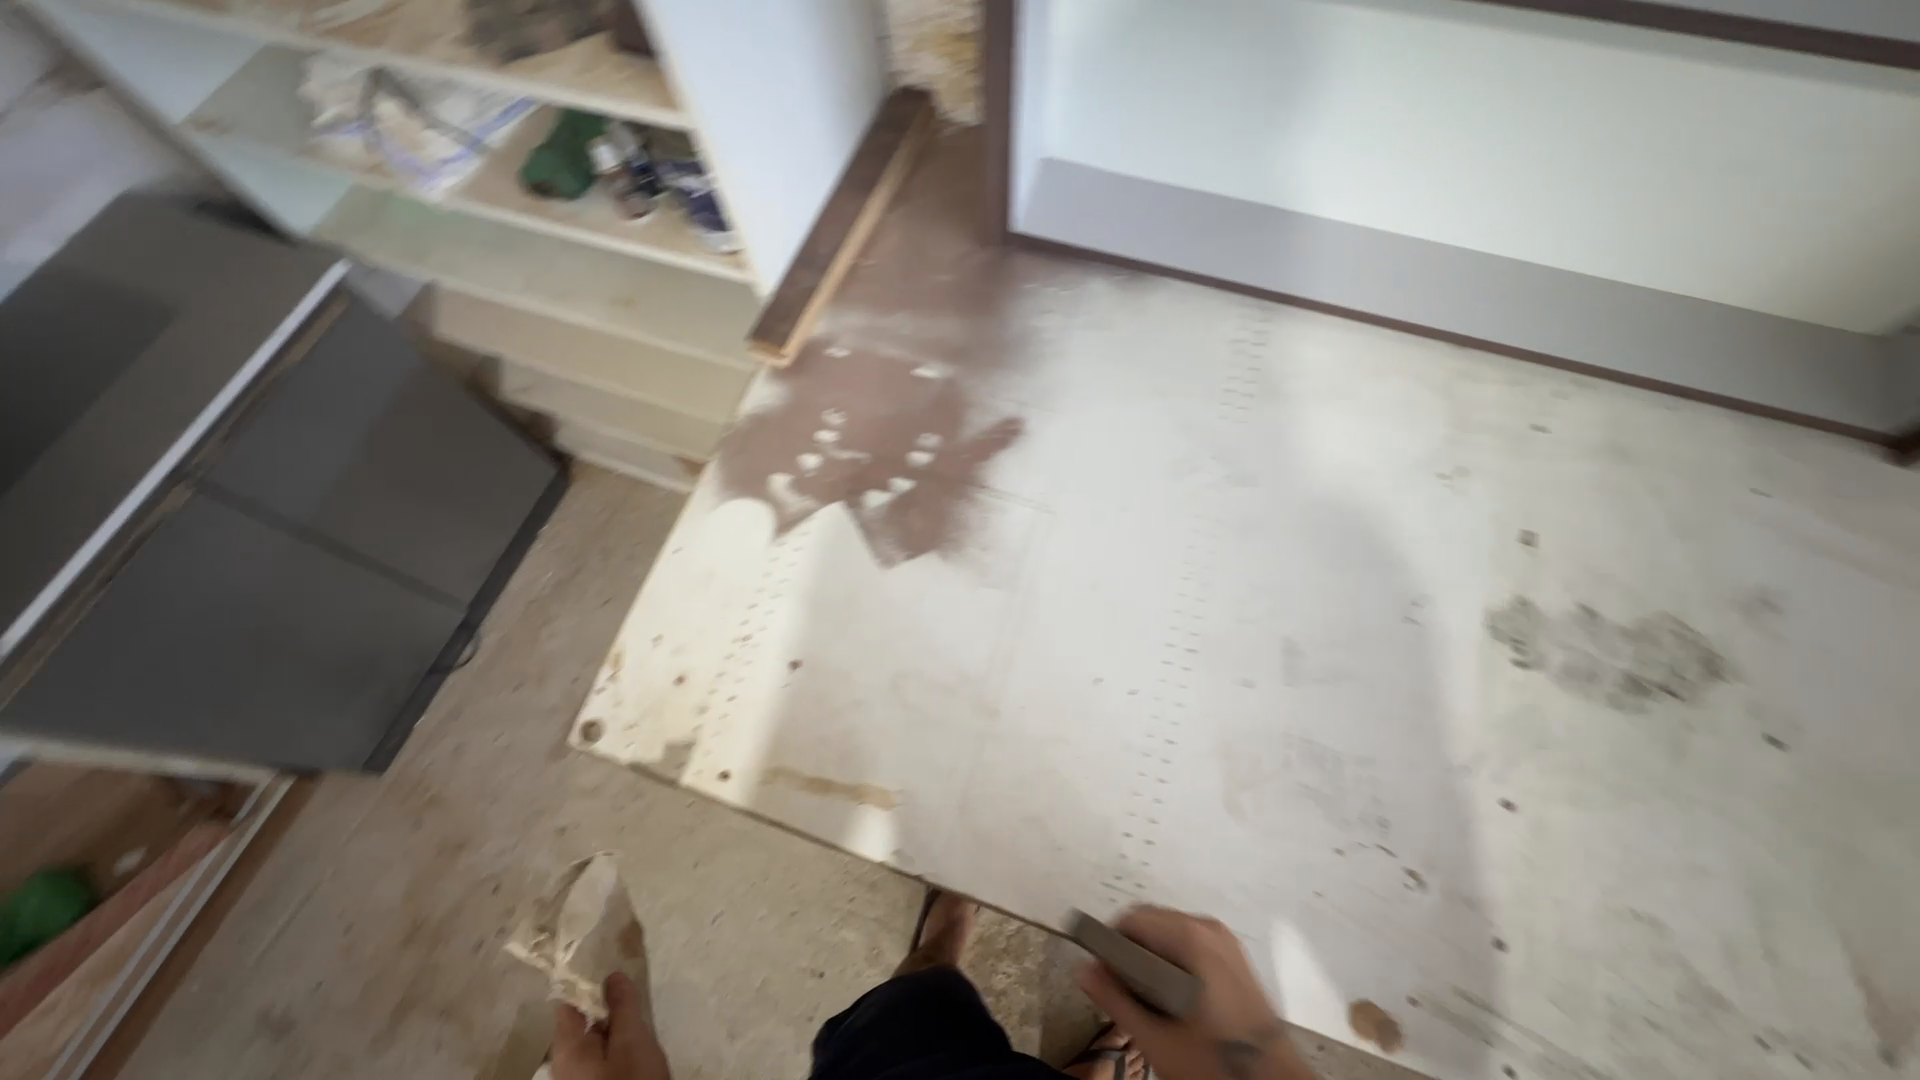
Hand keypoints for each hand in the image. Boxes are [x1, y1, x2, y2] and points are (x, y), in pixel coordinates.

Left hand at [551, 973, 671, 1079]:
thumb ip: (622, 1006)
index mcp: (566, 1049)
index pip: (566, 1003)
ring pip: (593, 1041)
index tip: (608, 962)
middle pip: (580, 1022)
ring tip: (637, 1011)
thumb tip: (612, 975)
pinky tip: (634, 1041)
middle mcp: (564, 1065)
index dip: (585, 981)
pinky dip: (615, 1044)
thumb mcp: (632, 1040)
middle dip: (605, 1004)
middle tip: (631, 988)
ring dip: (614, 1024)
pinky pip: (599, 1058)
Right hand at [1075, 907, 1313, 1079]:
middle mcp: (1208, 928)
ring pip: (1169, 933)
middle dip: (1130, 952)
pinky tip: (1173, 999)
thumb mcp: (1156, 1037)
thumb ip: (1115, 999)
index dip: (1110, 945)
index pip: (1131, 919)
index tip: (1105, 976)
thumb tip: (1083, 970)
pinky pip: (1190, 943)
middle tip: (1124, 993)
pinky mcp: (1234, 955)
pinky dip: (1172, 961)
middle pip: (1150, 922)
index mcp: (1190, 937)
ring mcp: (1225, 940)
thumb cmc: (1215, 1061)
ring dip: (1150, 958)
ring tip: (1149, 1001)